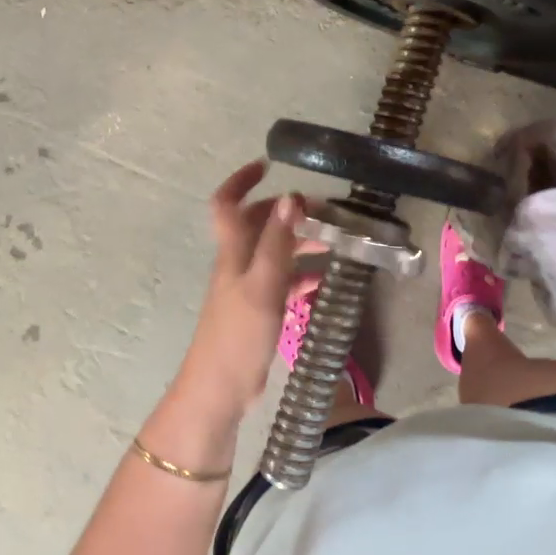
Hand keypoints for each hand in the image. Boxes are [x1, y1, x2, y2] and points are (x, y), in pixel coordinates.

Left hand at [173, 160, 308, 413]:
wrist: (220, 390)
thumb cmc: (238, 334)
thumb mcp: (262, 284)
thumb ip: (277, 242)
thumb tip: (290, 197)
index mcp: (233, 250)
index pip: (227, 203)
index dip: (241, 180)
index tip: (268, 165)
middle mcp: (238, 262)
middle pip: (258, 224)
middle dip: (286, 211)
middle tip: (324, 211)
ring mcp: (248, 287)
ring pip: (274, 252)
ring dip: (299, 241)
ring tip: (335, 240)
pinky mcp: (259, 311)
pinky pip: (283, 281)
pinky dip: (303, 274)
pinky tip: (326, 278)